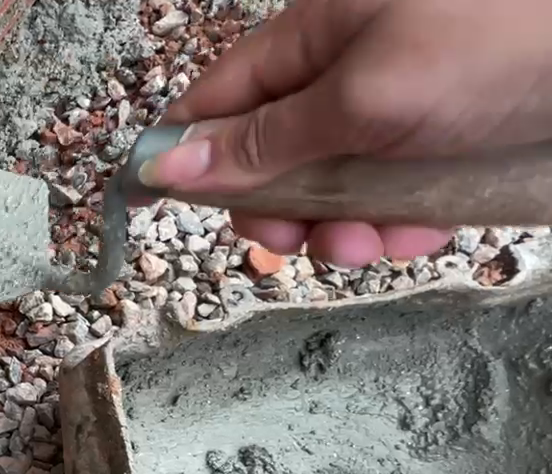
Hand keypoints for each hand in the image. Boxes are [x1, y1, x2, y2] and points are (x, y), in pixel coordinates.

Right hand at [143, 0, 551, 267]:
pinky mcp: (445, 129)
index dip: (174, 160)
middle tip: (296, 242)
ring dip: (334, 225)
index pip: (205, 106)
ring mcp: (397, 98)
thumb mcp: (369, 93)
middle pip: (259, 155)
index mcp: (314, 34)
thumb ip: (258, 139)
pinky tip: (420, 228)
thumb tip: (159, 168)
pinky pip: (385, 185)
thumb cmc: (521, 36)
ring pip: (322, 180)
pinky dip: (391, 218)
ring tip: (377, 241)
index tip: (154, 212)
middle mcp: (346, 63)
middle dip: (272, 209)